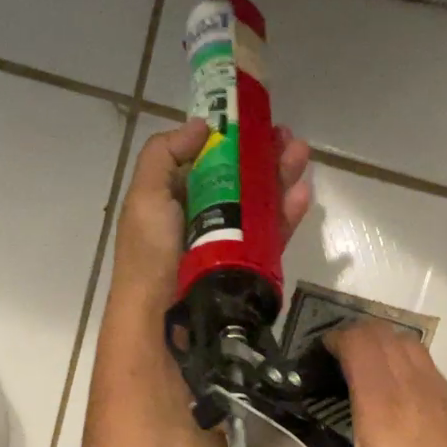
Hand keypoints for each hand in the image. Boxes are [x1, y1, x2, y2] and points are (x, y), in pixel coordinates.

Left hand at [111, 119, 312, 296]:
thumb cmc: (150, 256)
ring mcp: (230, 248)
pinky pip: (273, 240)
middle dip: (265, 157)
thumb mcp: (144, 196)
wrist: (164, 325)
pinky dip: (288, 216)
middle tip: (288, 137)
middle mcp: (205, 223)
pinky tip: (301, 195)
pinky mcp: (251, 273)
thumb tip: (202, 125)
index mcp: (177, 202)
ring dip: (282, 179)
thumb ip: (164, 154)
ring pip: (262, 208)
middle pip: (242, 182)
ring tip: (300, 155)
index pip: (210, 164)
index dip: (233, 141)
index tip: (255, 121)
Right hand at [297, 321, 446, 446]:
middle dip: (352, 336)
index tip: (317, 357)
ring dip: (379, 343)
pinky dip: (402, 356)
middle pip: (380, 332)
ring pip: (405, 339)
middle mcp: (409, 387)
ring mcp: (436, 389)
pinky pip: (423, 358)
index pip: (358, 344)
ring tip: (361, 369)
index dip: (334, 340)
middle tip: (332, 362)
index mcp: (381, 408)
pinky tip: (392, 387)